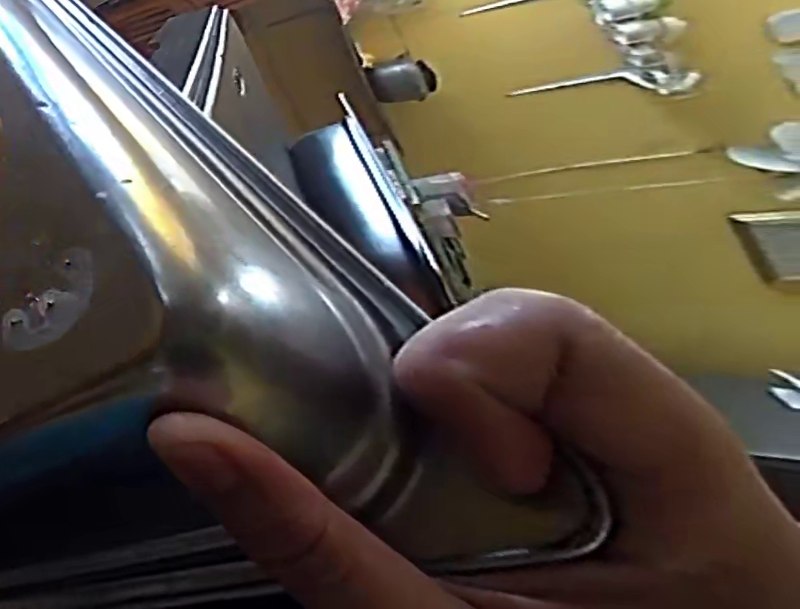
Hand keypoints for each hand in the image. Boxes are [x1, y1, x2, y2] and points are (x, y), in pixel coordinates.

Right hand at [149, 289, 799, 607]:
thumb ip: (318, 547)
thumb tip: (179, 435)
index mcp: (701, 509)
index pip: (564, 337)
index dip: (475, 369)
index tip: (468, 468)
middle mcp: (646, 459)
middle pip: (490, 334)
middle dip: (402, 386)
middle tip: (383, 464)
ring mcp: (583, 460)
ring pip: (450, 361)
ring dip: (381, 406)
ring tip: (373, 478)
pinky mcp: (528, 471)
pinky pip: (439, 400)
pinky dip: (380, 423)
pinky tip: (373, 479)